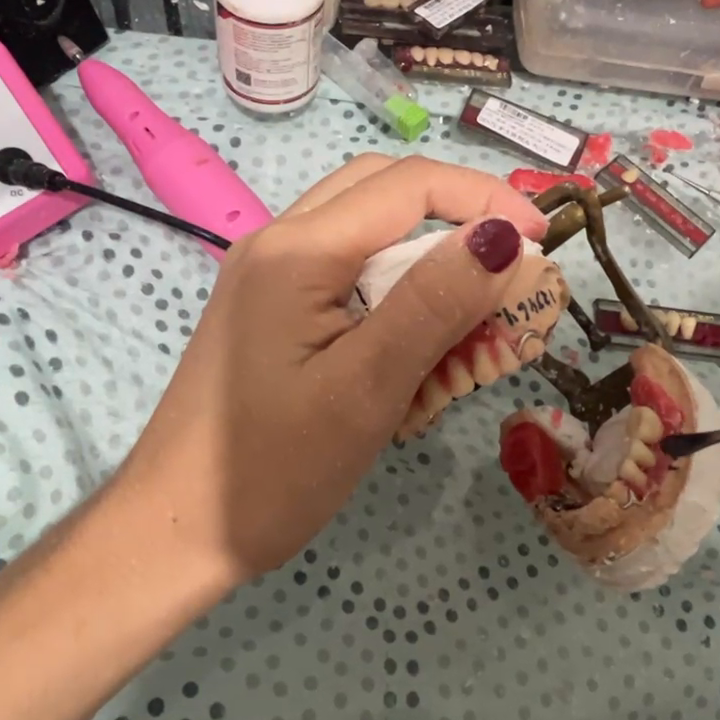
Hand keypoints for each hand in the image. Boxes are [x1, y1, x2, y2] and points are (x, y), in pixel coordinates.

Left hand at [115, 155, 549, 580]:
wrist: (174, 534)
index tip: (545, 240)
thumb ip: (434, 304)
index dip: (485, 199)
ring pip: (368, 229)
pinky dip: (396, 285)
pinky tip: (417, 337)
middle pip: (386, 191)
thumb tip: (502, 235)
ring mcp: (269, 274)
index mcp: (298, 251)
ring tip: (473, 308)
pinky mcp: (271, 308)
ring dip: (428, 254)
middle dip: (459, 216)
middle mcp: (279, 242)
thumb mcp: (366, 388)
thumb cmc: (273, 470)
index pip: (410, 185)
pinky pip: (347, 269)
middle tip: (512, 265)